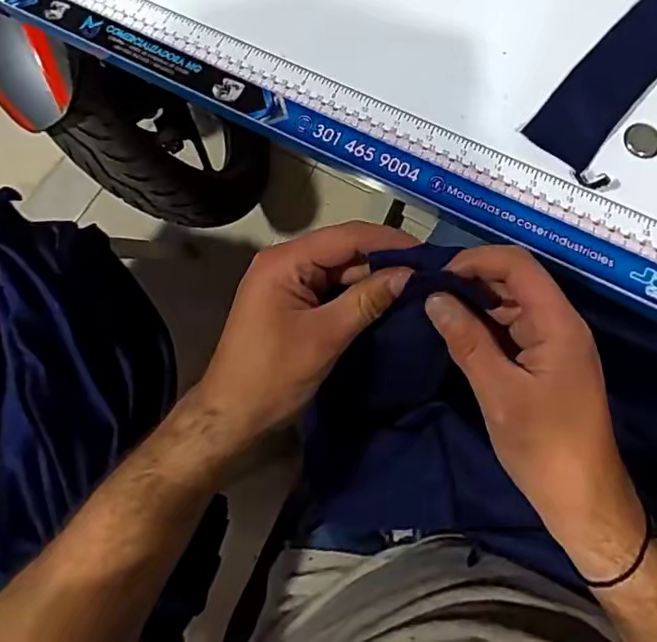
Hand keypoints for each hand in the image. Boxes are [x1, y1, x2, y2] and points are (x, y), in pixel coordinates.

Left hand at [191, 221, 417, 451]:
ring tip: (416, 281)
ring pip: (342, 267)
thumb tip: (407, 274)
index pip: (347, 236)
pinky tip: (387, 297)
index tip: (426, 252)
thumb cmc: (271, 377)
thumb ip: (366, 300)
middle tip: (427, 269)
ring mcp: (288, 280)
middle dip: (384, 257)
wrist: (229, 419)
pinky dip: (359, 291)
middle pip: (345, 248)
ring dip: (374, 275)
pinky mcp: (294, 299)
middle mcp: (285, 260)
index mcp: (285, 260)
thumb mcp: (324, 337)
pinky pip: (333, 285)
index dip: (388, 241)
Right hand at [424, 245, 646, 580]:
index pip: (518, 265)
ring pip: (514, 303)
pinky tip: (458, 331)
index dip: (478, 260)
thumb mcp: (498, 393)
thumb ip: (467, 340)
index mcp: (558, 322)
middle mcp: (561, 323)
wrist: (585, 502)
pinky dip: (487, 324)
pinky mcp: (549, 361)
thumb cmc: (545, 448)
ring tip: (436, 307)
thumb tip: (435, 298)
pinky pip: (516, 328)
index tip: (439, 274)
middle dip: (473, 278)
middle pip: (517, 279)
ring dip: (477, 302)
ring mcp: (556, 342)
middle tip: (430, 290)